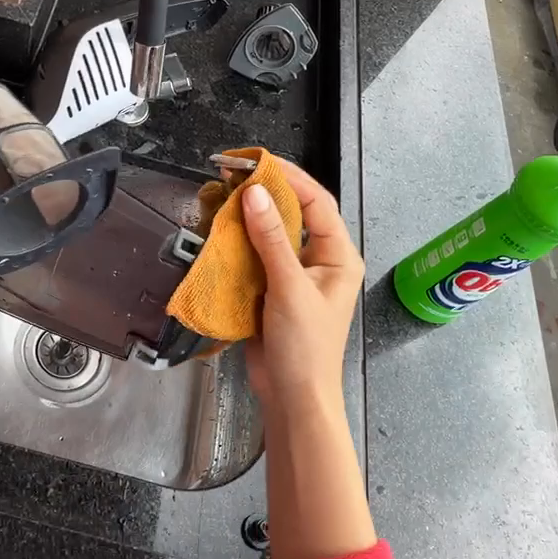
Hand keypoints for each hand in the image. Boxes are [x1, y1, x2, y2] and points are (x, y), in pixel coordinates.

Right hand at [241, 160, 364, 413]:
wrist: (293, 397)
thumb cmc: (304, 346)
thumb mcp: (289, 287)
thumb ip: (271, 238)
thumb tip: (254, 193)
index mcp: (338, 256)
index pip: (316, 202)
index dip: (289, 177)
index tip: (256, 162)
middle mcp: (320, 259)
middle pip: (294, 213)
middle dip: (266, 192)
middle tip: (233, 173)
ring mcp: (295, 274)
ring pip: (272, 232)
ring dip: (249, 215)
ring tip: (221, 194)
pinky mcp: (272, 288)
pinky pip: (256, 254)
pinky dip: (239, 240)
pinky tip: (218, 229)